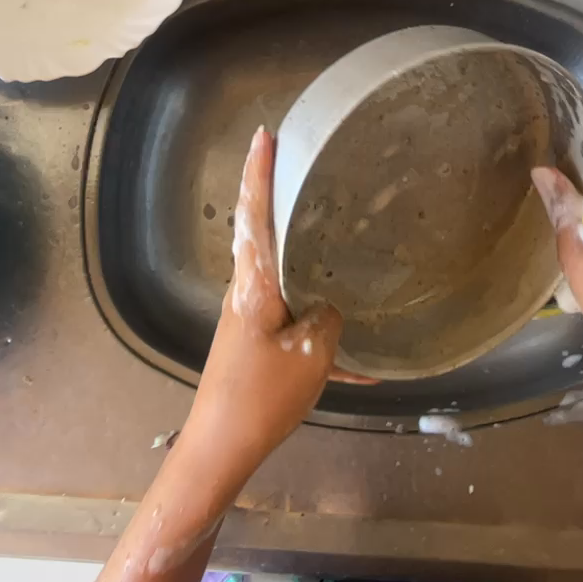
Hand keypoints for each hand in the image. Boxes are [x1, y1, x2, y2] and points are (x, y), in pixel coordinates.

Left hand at [183, 128, 359, 471]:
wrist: (221, 447)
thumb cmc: (260, 396)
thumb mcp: (310, 356)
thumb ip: (328, 319)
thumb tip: (331, 307)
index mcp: (254, 283)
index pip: (254, 213)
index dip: (258, 172)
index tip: (264, 134)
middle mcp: (247, 289)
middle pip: (260, 230)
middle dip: (275, 193)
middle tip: (299, 163)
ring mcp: (251, 314)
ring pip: (279, 269)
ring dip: (298, 246)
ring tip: (329, 230)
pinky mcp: (259, 339)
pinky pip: (294, 317)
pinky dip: (322, 329)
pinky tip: (361, 364)